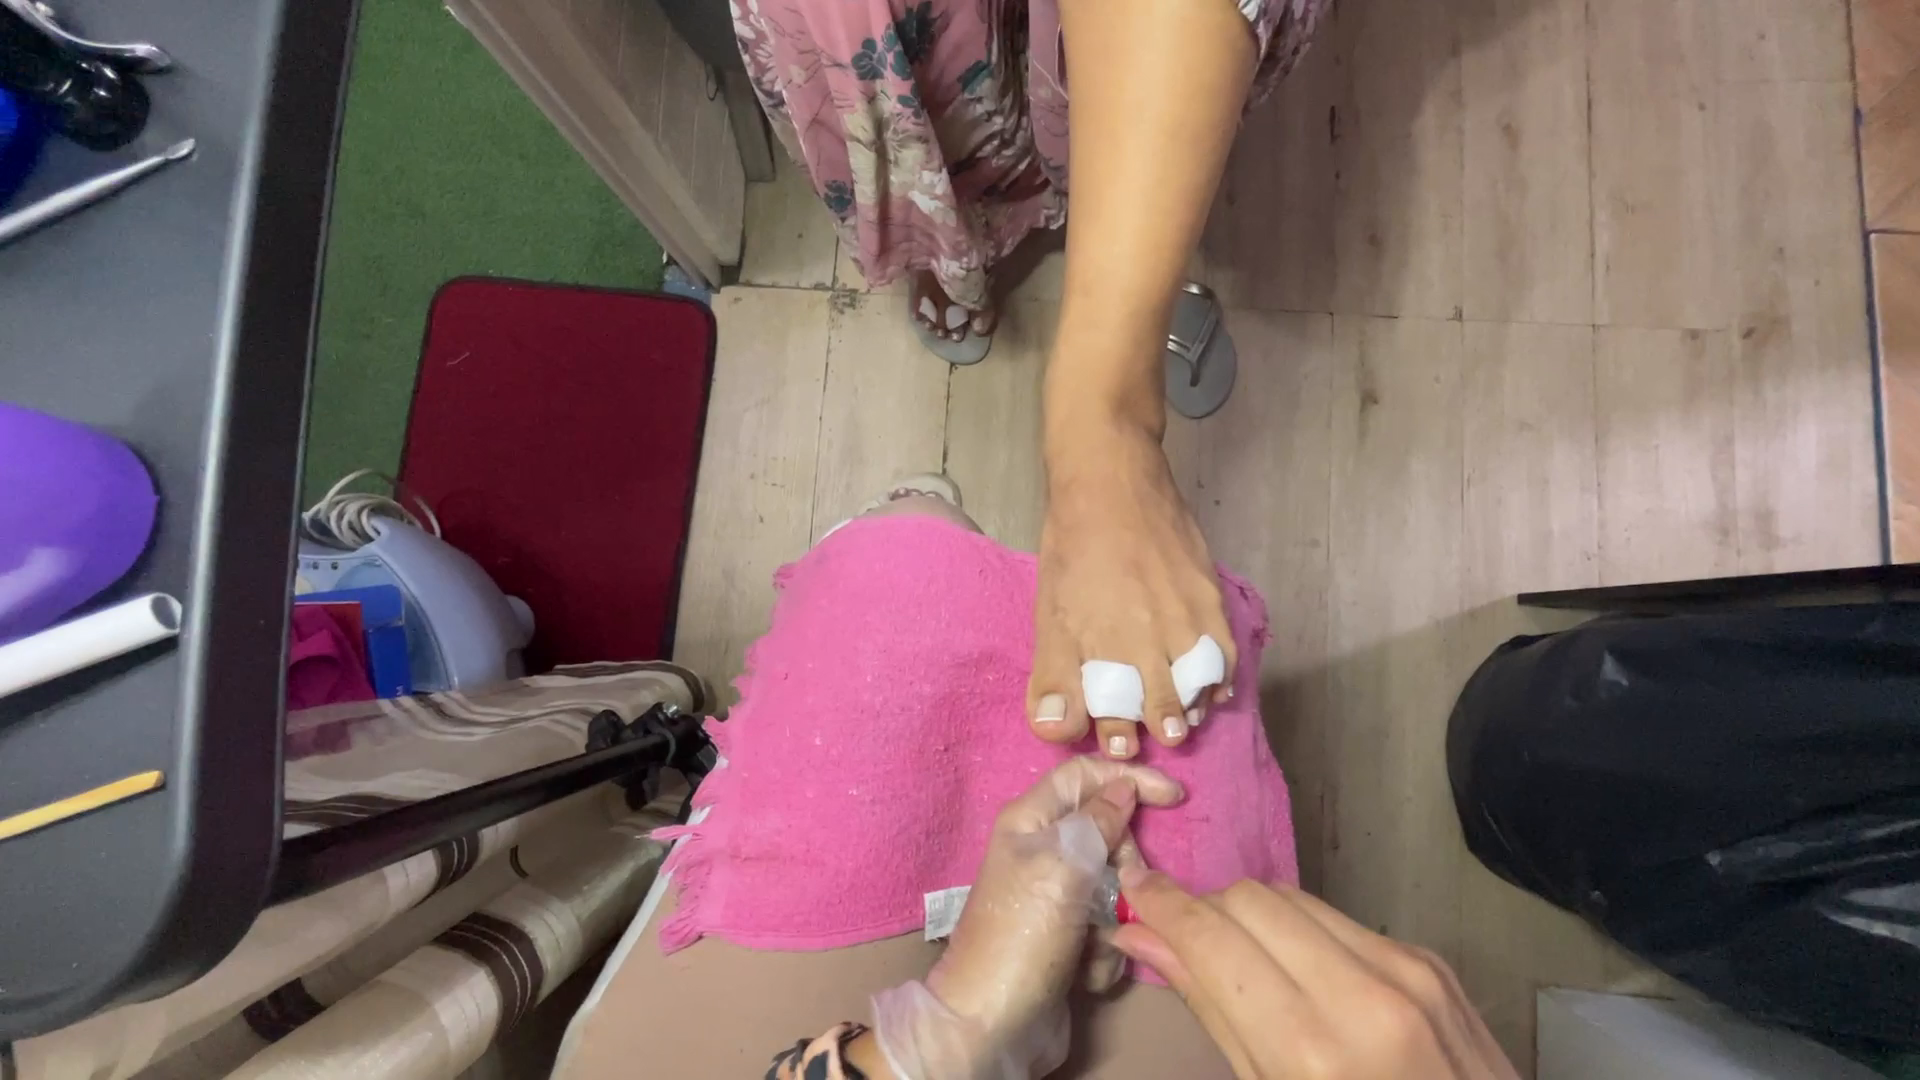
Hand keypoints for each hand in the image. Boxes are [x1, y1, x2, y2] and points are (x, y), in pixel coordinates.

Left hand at [865, 757, 1183, 1078]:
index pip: (1085, 774)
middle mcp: (1043, 848)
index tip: (1176, 798)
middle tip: (1121, 891)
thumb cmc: (1025, 932)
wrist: (994, 1025)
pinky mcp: (1069, 934)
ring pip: (1114, 884)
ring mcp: (1056, 894)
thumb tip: (1124, 787)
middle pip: (1108, 831)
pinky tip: (1084, 971)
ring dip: (1114, 919)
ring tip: (1092, 943)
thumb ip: (1099, 819)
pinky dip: (1104, 949)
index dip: (1129, 777)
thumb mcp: (1064, 864)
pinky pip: (1108, 925)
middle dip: (1123, 866)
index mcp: (1031, 818)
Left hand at [1029, 421, 1235, 758]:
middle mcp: (1150, 639)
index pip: (1116, 715)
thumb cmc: (1072, 548)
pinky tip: (1211, 690)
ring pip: (1198, 686)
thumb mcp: (1049, 610)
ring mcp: (1186, 620)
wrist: (1113, 483)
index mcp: (1103, 646)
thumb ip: (1053, 672)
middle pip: (1164, 706)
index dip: (1117, 735)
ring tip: (1183, 721)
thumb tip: (1054, 729)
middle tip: (1158, 736)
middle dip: (1159, 728)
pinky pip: (1224, 655)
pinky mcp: (1211, 599)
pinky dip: (1219, 680)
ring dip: (1191, 708)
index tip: (1118, 744)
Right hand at [1111, 874, 1519, 1079]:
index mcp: (1313, 1053)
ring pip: (1289, 895)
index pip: (1212, 937)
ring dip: (1250, 915)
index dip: (1163, 904)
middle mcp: (1361, 994)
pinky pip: (1335, 915)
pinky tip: (1303, 969)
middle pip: (1248, 898)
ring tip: (1245, 956)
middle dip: (1207, 909)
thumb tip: (1141, 934)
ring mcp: (1405, 969)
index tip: (1133, 887)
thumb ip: (1209, 1008)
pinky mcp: (1428, 958)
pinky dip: (1299, 930)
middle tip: (1188, 940)